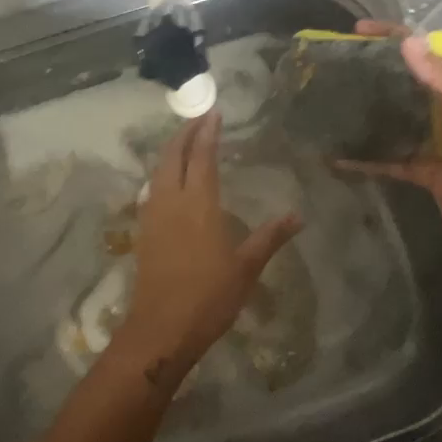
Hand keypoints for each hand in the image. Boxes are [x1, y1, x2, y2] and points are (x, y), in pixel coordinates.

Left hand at [121, 112, 301, 380]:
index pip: (203, 157)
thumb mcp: (246, 268)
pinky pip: (151, 189)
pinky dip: (162, 172)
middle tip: (199, 118)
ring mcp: (153, 216)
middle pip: (174, 156)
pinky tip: (169, 180)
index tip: (214, 113)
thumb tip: (298, 216)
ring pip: (159, 171)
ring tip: (185, 142)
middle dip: (185, 133)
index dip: (208, 133)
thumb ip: (270, 238)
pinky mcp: (144, 231)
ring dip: (171, 150)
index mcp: (199, 204)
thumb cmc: (209, 297)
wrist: (161, 329)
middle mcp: (172, 201)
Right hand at [339, 21, 441, 248]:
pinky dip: (367, 159)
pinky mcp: (425, 172)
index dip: (393, 39)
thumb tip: (408, 41)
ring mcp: (433, 141)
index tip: (358, 31)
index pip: (423, 53)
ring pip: (393, 123)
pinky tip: (338, 156)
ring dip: (366, 117)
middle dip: (371, 77)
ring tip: (328, 107)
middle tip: (332, 69)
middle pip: (402, 87)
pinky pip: (390, 161)